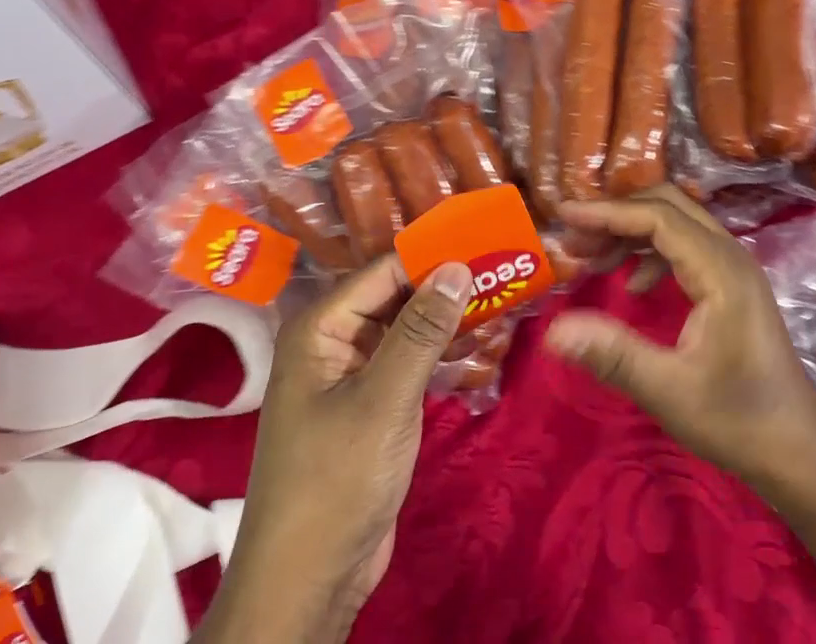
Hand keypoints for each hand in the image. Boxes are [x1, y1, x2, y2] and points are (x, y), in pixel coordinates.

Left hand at [197, 257, 472, 643]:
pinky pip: (405, 363)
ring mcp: (349, 376)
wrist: (310, 573)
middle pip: (393, 297)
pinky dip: (437, 352)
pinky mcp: (368, 407)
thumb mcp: (384, 400)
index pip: (383, 271)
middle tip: (505, 265)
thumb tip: (457, 266)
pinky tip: (477, 343)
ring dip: (445, 318)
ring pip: (403, 330)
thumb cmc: (337, 479)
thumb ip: (420, 332)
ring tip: (502, 293)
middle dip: (444, 284)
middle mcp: (331, 342)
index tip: (488, 241)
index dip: (434, 255)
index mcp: (319, 328)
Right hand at [540, 187, 815, 486]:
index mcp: (721, 271)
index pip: (658, 216)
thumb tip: (553, 331)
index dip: (608, 212)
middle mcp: (731, 257)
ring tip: (591, 261)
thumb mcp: (667, 390)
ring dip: (632, 234)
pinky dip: (651, 254)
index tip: (563, 217)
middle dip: (617, 216)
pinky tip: (632, 287)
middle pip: (669, 207)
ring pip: (677, 226)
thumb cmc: (736, 420)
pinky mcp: (733, 289)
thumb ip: (612, 354)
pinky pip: (687, 249)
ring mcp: (735, 271)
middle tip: (574, 241)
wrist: (796, 450)